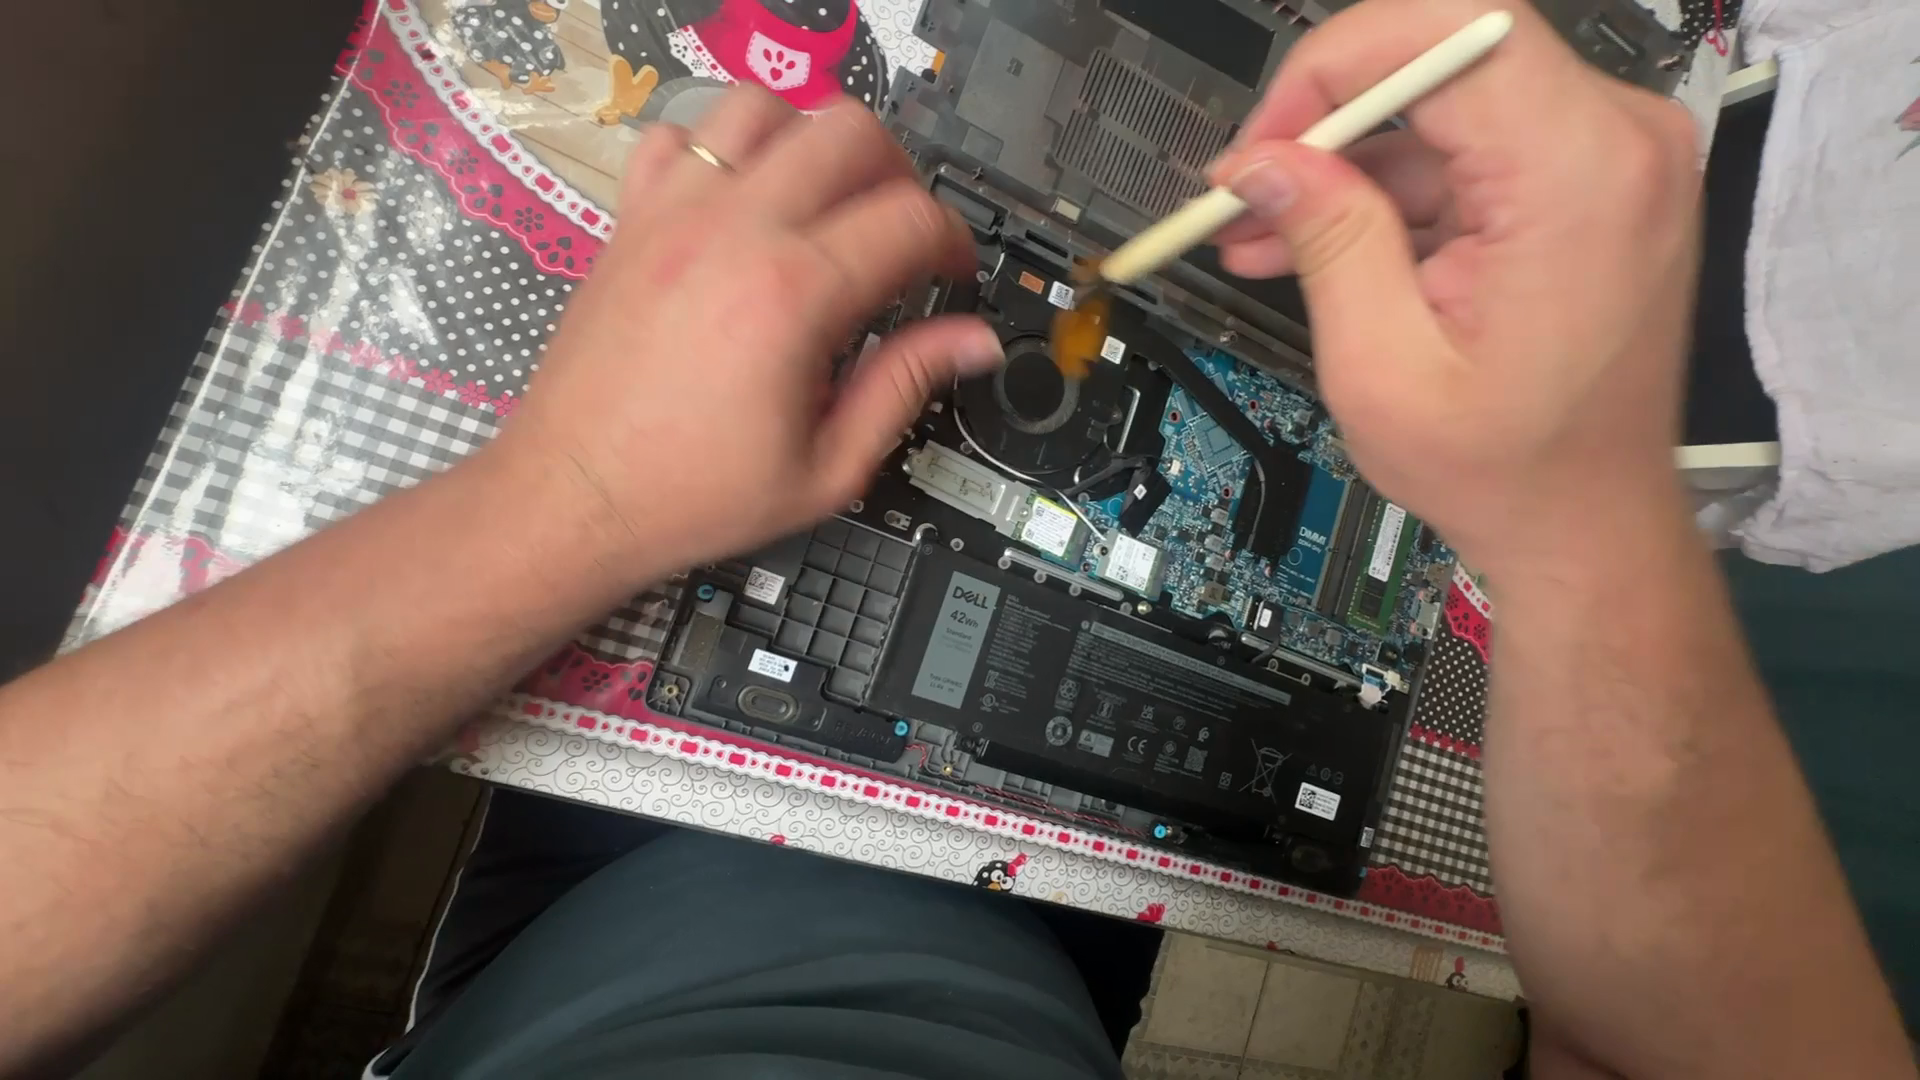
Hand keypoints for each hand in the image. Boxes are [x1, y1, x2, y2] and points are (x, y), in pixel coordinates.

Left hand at [487, 87, 1001, 585]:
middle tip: (905, 235)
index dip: (954, 243)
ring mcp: (676, 215)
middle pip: (850, 132)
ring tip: (833, 205)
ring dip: (819, 144)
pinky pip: (686, 137)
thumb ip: (905, 386)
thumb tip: (971, 343)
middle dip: (902, 176)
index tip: (953, 275)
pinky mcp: (634, 221)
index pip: (910, 221)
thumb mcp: (829, 466)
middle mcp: (735, 234)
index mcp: (794, 297)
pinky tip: (748, 205)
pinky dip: (731, 151)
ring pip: (768, 107)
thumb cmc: (694, 494)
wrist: (578, 497)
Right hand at [1207, 0, 1700, 571]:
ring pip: (1436, 122)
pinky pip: (1458, 167)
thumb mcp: (1380, 364)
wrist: (1576, 517)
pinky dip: (1379, 202)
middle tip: (1241, 192)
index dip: (1330, 71)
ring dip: (1338, 174)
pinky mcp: (1573, 196)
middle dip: (1322, 125)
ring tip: (1254, 236)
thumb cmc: (1495, 465)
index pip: (1447, 38)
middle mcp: (1611, 147)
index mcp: (1574, 178)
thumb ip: (1329, 242)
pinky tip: (1310, 247)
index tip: (1258, 146)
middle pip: (1439, 68)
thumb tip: (1263, 164)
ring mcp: (1599, 167)